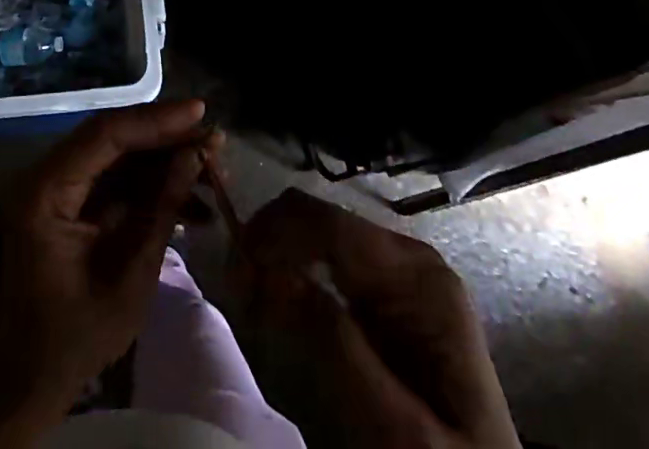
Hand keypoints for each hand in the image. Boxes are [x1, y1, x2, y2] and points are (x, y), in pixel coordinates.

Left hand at [0, 98, 213, 399]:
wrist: (32, 375)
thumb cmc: (76, 336)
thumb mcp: (130, 275)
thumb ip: (162, 209)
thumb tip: (195, 156)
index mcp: (45, 192)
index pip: (105, 135)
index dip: (156, 120)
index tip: (201, 113)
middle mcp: (46, 178)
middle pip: (113, 139)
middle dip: (169, 140)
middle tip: (216, 142)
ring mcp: (58, 190)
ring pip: (121, 158)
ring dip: (167, 166)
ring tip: (217, 176)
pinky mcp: (72, 204)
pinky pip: (117, 182)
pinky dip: (154, 190)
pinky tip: (195, 209)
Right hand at [238, 189, 519, 448]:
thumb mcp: (394, 428)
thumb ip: (334, 347)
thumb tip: (267, 271)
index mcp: (417, 278)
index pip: (327, 222)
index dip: (270, 234)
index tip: (231, 277)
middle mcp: (407, 260)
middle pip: (316, 221)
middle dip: (269, 249)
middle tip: (240, 300)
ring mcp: (397, 275)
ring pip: (314, 236)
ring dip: (275, 263)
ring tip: (255, 310)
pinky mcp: (385, 295)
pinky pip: (324, 262)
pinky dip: (292, 277)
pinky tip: (281, 312)